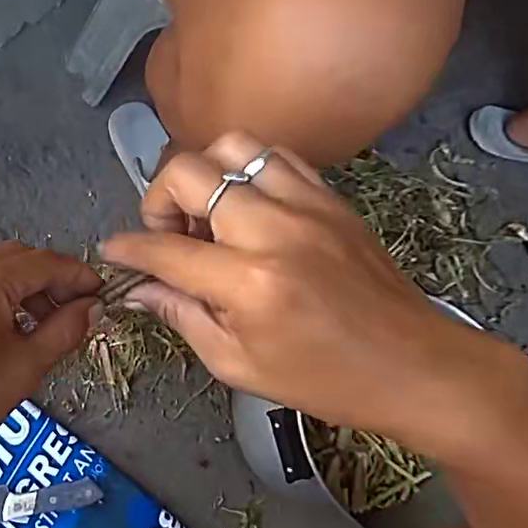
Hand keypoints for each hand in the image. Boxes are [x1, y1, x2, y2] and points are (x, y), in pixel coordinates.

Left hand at [0, 243, 102, 504]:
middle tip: (74, 312)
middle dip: (49, 281)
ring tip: (39, 325)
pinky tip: (0, 328)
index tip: (101, 294)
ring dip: (19, 288)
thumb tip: (90, 308)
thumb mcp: (24, 369)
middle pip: (15, 258)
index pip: (43, 263)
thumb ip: (64, 330)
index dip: (78, 277)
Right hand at [100, 133, 527, 454]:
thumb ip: (181, 317)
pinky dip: (248, 171)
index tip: (114, 251)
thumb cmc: (322, 381)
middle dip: (160, 200)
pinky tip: (249, 208)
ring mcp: (308, 204)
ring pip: (233, 146)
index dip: (128, 248)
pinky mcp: (332, 197)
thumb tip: (140, 289)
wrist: (413, 366)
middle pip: (189, 173)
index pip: (165, 248)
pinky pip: (277, 156)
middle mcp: (273, 229)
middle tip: (170, 236)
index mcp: (248, 283)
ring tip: (210, 217)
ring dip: (205, 175)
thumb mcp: (237, 365)